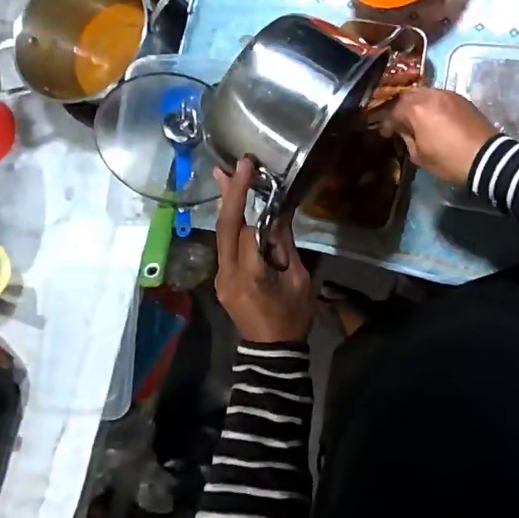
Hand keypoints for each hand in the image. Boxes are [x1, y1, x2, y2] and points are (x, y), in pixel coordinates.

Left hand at [213, 157, 314, 342]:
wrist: (271, 352)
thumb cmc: (291, 317)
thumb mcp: (298, 280)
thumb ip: (285, 245)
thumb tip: (279, 213)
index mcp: (250, 276)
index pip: (248, 234)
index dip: (256, 210)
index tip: (257, 179)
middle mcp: (227, 275)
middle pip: (225, 228)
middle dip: (230, 194)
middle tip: (234, 165)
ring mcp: (220, 278)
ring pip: (221, 235)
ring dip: (226, 204)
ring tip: (226, 174)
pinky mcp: (221, 279)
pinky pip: (224, 246)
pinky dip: (230, 223)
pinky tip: (233, 204)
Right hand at [368, 87, 498, 186]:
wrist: (487, 158)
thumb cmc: (449, 160)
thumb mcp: (420, 157)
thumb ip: (407, 140)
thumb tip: (405, 132)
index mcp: (415, 110)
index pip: (393, 111)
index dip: (386, 123)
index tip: (385, 133)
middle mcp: (429, 96)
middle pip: (407, 96)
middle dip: (400, 108)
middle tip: (399, 121)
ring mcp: (447, 94)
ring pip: (424, 92)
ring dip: (416, 103)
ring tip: (417, 117)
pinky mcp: (461, 98)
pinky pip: (439, 96)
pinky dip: (432, 103)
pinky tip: (434, 115)